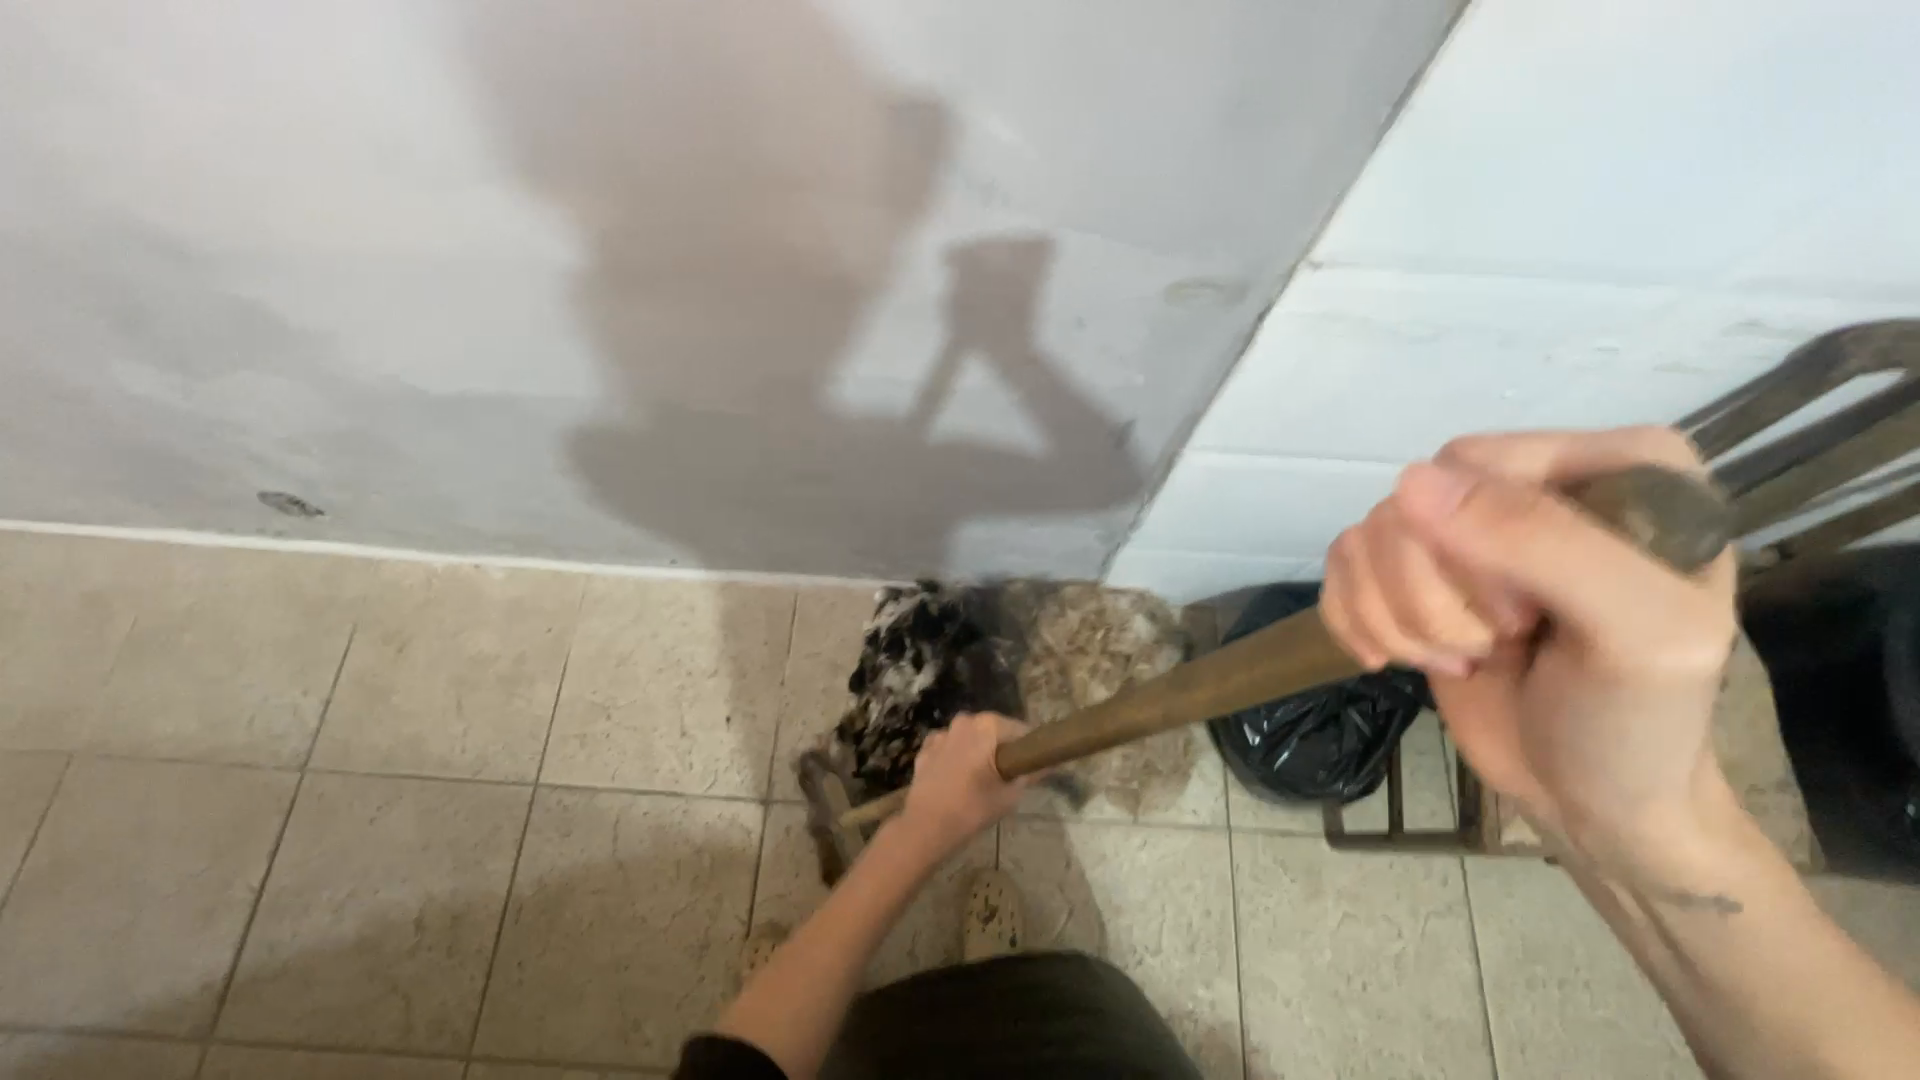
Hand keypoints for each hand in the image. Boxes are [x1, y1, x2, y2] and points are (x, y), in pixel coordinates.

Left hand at [896, 712, 1030, 858]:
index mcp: (988, 725)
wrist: (927, 826)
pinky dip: (956, 758)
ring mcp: (941, 733)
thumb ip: (1031, 773)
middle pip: (994, 731)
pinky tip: (957, 779)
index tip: (1031, 767)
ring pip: (970, 738)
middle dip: (1002, 749)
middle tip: (1007, 777)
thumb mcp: (1011, 794)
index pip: (1021, 731)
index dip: (1029, 750)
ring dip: (978, 752)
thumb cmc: (974, 807)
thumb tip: (1048, 764)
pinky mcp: (925, 749)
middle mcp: (964, 721)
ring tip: (980, 780)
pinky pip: (950, 748)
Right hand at [1321, 427, 1738, 867]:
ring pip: (1367, 536)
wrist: (1592, 801)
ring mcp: (1463, 531)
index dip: (1477, 546)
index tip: (1529, 616)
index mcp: (1610, 465)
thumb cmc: (1636, 722)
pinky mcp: (1411, 575)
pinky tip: (1400, 658)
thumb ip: (1542, 543)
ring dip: (1397, 617)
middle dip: (1431, 594)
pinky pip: (1340, 564)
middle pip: (1409, 503)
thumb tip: (1405, 483)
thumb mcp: (1636, 632)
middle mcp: (1530, 482)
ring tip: (1462, 660)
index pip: (1472, 463)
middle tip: (1494, 646)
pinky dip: (1357, 621)